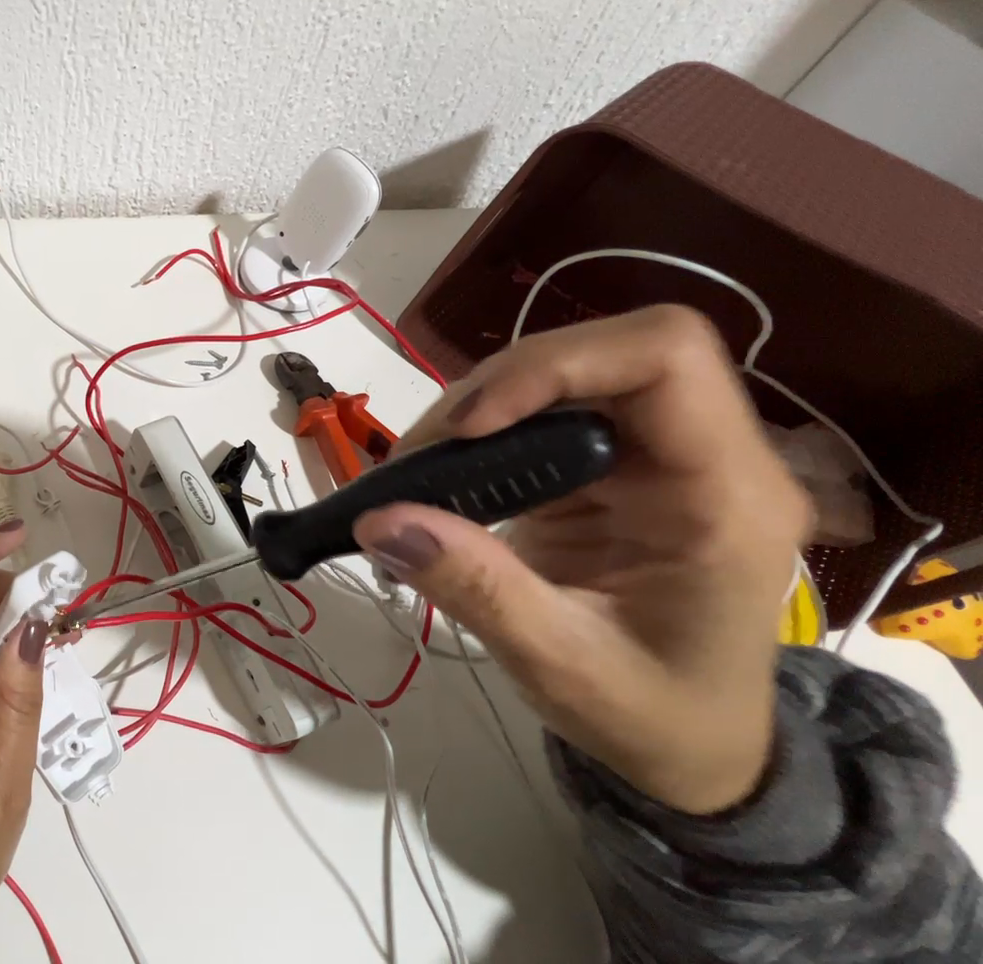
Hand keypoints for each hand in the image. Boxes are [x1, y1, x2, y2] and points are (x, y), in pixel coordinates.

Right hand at [354, 305, 811, 814]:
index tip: (470, 429)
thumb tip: (378, 521)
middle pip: (602, 355)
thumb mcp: (561, 666)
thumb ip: (478, 589)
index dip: (555, 367)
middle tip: (419, 459)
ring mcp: (654, 458)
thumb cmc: (650, 716)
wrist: (690, 746)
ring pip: (560, 377)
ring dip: (474, 412)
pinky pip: (537, 417)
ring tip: (413, 475)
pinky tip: (436, 481)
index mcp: (724, 495)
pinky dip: (474, 438)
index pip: (663, 358)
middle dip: (495, 390)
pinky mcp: (610, 469)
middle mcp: (699, 455)